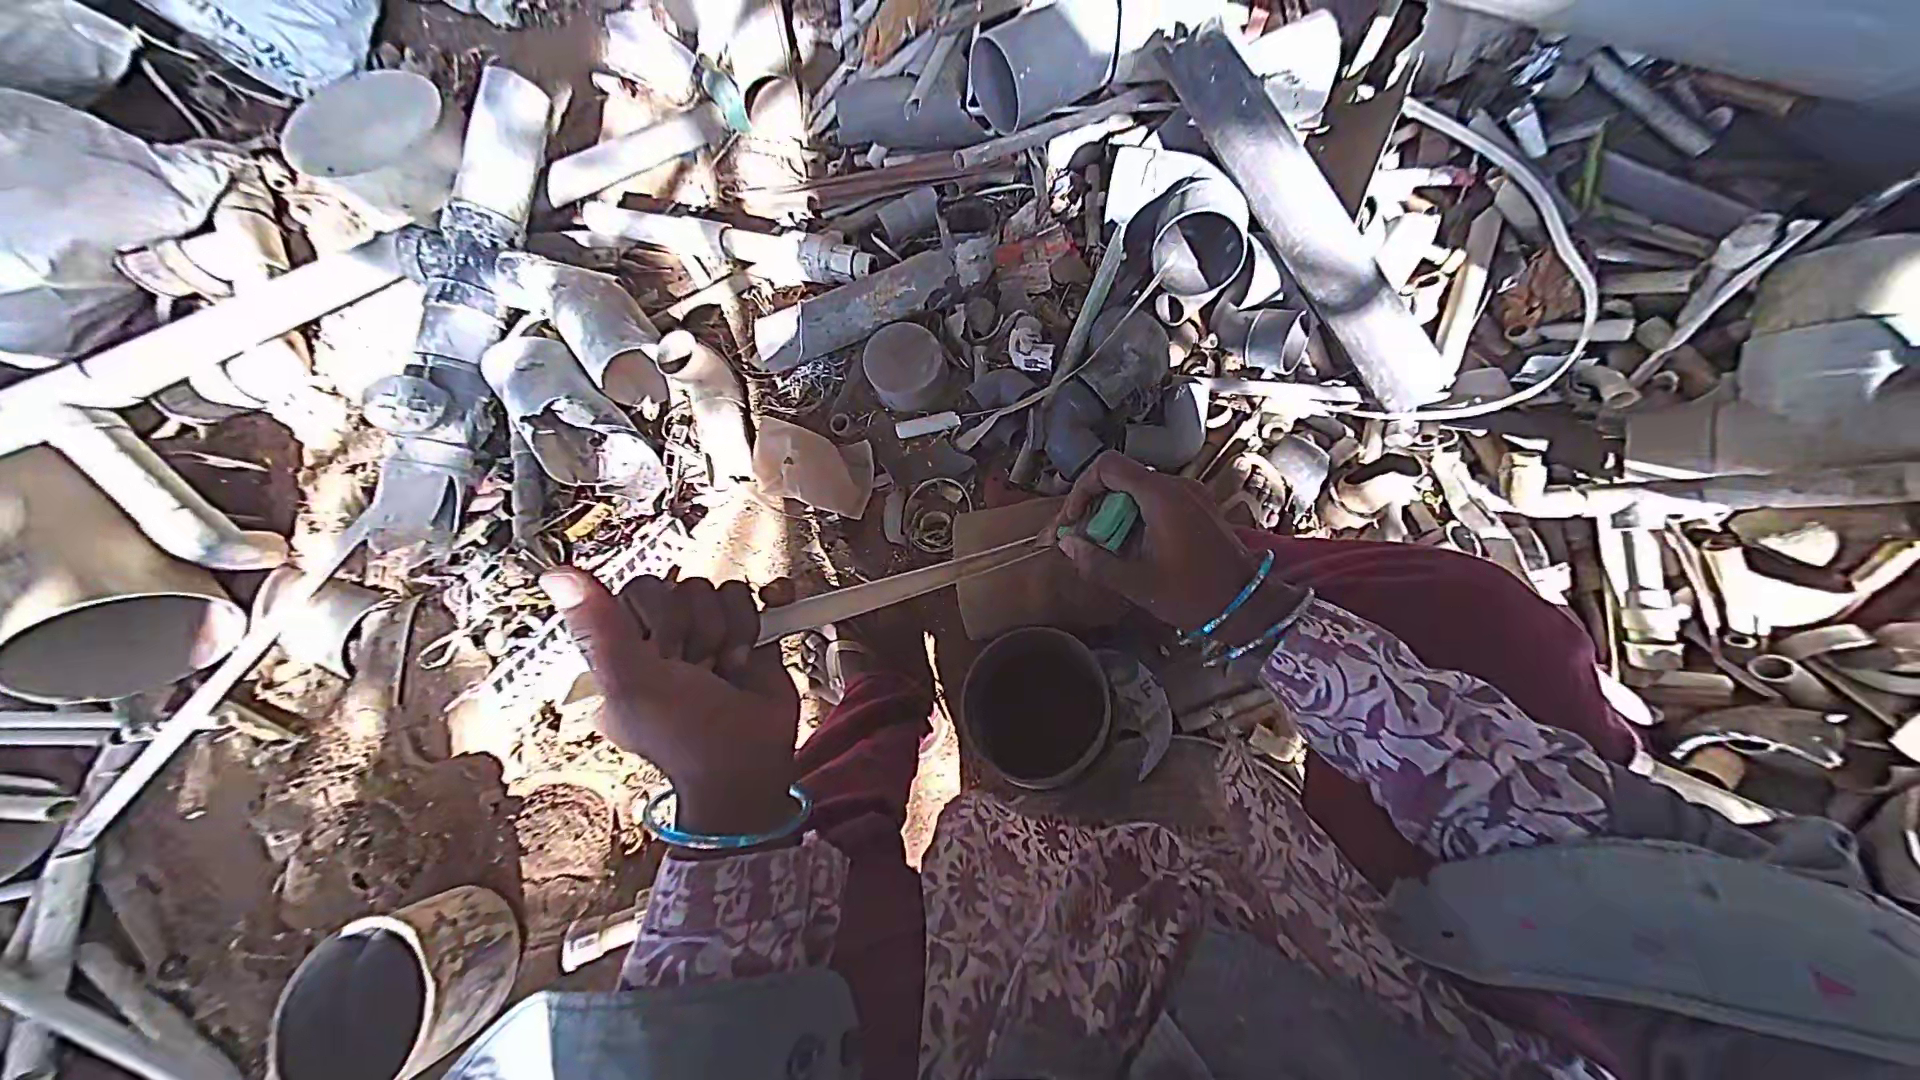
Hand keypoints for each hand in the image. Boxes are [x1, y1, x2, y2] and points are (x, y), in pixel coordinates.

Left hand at [541, 568, 799, 839]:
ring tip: (722, 668)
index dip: (660, 617)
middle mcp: (663, 636)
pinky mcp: (742, 632)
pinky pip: (746, 599)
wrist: (748, 757)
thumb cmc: (685, 735)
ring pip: (716, 591)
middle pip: (681, 587)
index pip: (638, 590)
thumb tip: (557, 575)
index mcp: (624, 648)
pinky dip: (749, 628)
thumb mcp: (631, 683)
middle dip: (696, 628)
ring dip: (726, 632)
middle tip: (695, 666)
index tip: (666, 655)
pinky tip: (743, 659)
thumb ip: (599, 627)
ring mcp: (705, 633)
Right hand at [1053, 451, 1262, 631]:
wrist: (1248, 606)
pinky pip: (1154, 502)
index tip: (1074, 519)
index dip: (1082, 489)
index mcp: (1161, 497)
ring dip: (1114, 515)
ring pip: (1135, 491)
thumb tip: (1068, 544)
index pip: (1107, 467)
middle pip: (1120, 479)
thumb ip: (1096, 562)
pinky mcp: (1197, 508)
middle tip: (1083, 539)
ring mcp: (1190, 496)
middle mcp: (1177, 487)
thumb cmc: (1195, 595)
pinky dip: (1134, 518)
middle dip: (1095, 507)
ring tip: (1105, 548)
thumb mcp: (1137, 584)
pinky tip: (1130, 548)